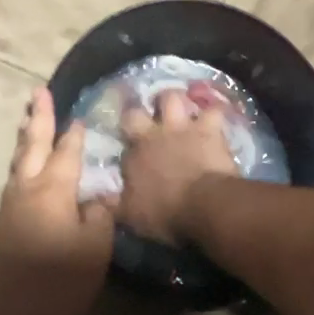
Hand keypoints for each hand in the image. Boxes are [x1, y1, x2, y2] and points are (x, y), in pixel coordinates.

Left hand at [0, 87, 115, 314]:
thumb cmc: (59, 284)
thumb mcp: (95, 250)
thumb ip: (100, 216)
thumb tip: (101, 194)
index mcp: (52, 190)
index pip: (66, 152)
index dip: (74, 133)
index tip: (79, 114)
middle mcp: (26, 190)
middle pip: (33, 146)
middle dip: (38, 118)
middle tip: (37, 92)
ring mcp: (7, 208)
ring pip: (18, 163)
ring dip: (26, 140)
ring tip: (29, 122)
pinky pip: (13, 183)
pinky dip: (21, 166)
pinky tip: (26, 173)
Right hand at [116, 88, 237, 244]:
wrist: (204, 205)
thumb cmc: (166, 212)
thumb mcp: (132, 217)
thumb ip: (114, 204)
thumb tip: (98, 198)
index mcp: (134, 154)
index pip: (121, 146)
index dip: (124, 147)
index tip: (128, 152)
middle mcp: (153, 134)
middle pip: (137, 111)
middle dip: (139, 113)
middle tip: (148, 119)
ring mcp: (182, 127)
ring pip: (172, 97)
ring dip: (174, 102)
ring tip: (178, 110)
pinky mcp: (209, 129)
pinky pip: (214, 110)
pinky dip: (214, 112)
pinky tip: (215, 116)